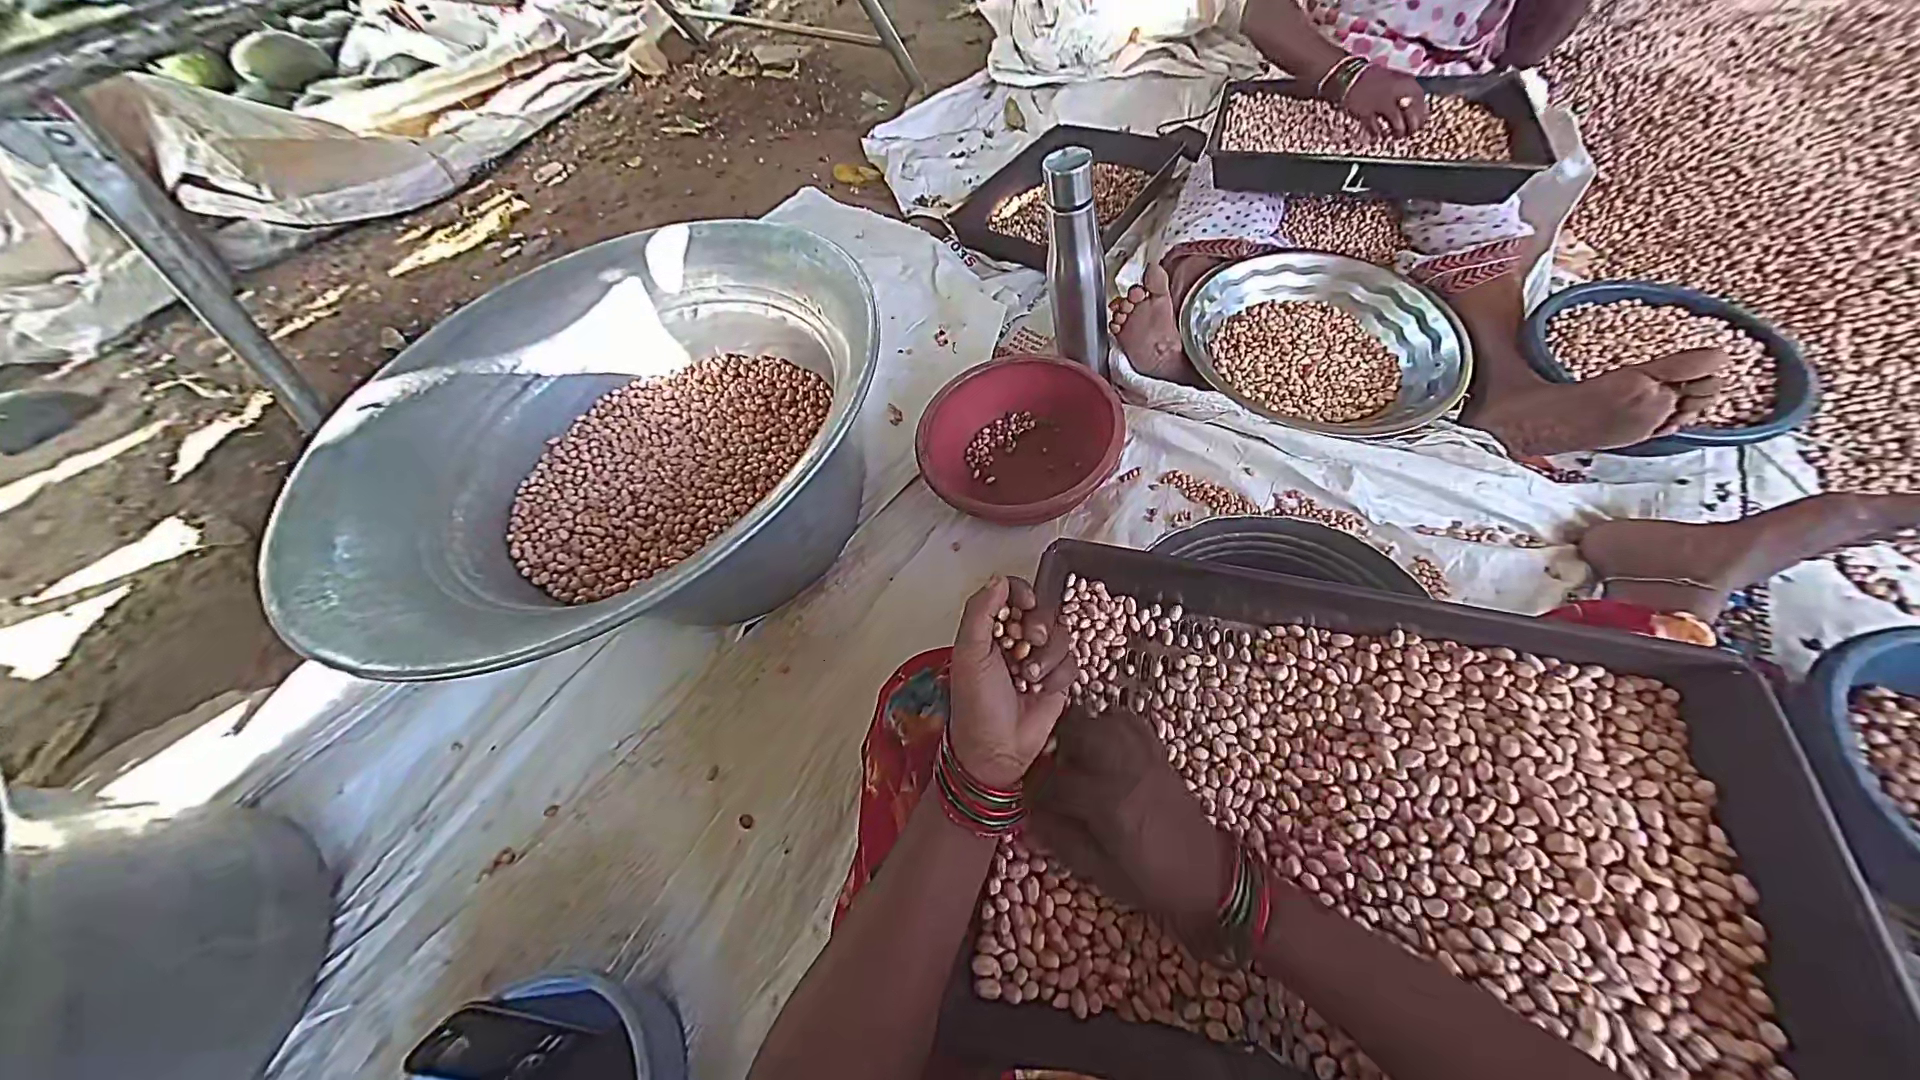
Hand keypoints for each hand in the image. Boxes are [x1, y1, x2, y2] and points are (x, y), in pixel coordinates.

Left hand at [948, 576, 1077, 790]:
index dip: (1022, 593)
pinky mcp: (1058, 678)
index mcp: (990, 629)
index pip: (1012, 594)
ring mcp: (1039, 658)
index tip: (1026, 604)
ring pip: (1061, 634)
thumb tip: (998, 580)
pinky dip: (1058, 675)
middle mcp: (1016, 640)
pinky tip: (1041, 690)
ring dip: (1047, 657)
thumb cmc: (975, 704)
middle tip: (1028, 644)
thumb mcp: (969, 653)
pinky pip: (1072, 660)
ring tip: (1029, 678)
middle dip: (1038, 627)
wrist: (997, 748)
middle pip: (1042, 610)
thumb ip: (980, 612)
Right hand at [1028, 705, 1227, 945]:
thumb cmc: (1150, 879)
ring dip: (1078, 732)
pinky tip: (1103, 745)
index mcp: (1106, 802)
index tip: (1027, 797)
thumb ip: (1059, 837)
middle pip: (1074, 728)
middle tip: (1047, 766)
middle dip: (1051, 743)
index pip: (1052, 780)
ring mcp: (1143, 754)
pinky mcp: (1157, 751)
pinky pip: (1127, 720)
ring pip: (1099, 717)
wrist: (1206, 875)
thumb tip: (1030, 812)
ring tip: (1072, 755)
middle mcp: (1123, 767)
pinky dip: (1109, 725)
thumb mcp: (1098, 870)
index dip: (1032, 788)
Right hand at [1342, 65, 1427, 138]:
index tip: (1419, 123)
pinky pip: (1374, 128)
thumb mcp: (1397, 80)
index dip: (1421, 114)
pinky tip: (1376, 138)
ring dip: (1397, 132)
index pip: (1421, 102)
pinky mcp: (1366, 112)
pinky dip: (1376, 135)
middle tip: (1408, 133)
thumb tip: (1414, 110)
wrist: (1353, 77)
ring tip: (1394, 136)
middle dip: (1411, 127)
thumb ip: (1407, 93)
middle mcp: (1397, 93)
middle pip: (1411, 114)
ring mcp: (1381, 103)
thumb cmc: (1376, 79)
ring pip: (1396, 123)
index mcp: (1407, 83)